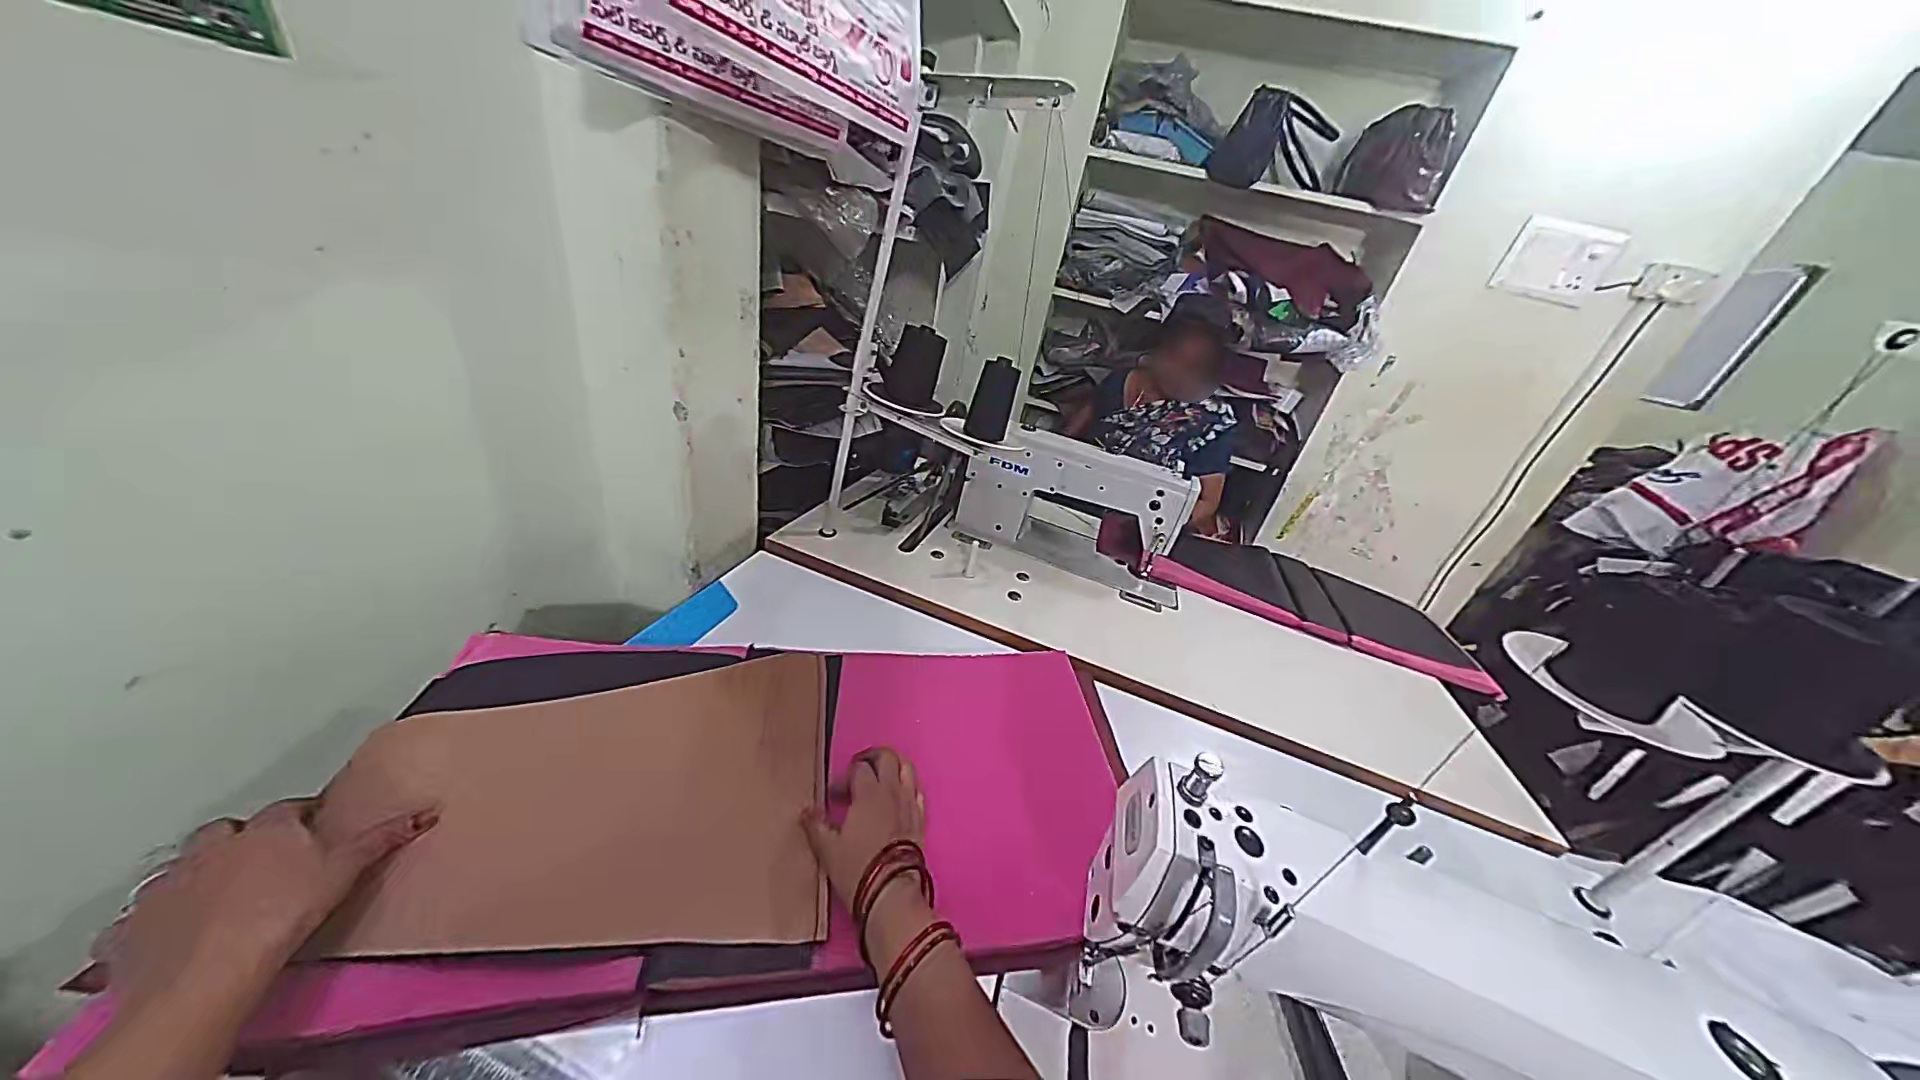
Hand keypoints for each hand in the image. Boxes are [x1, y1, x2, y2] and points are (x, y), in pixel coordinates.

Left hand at [101, 798, 436, 1006]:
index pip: (288, 808)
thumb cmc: (281, 915)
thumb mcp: (347, 870)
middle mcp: (213, 848)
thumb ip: (385, 837)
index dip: (302, 816)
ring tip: (216, 894)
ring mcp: (167, 885)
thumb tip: (427, 812)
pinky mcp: (132, 927)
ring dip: (195, 874)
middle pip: (225, 831)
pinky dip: (153, 918)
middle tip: (262, 858)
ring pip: (180, 868)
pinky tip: (169, 930)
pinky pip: (138, 916)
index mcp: (267, 829)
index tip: (314, 828)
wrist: (208, 973)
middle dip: (240, 839)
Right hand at [799, 747, 925, 912]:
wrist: (892, 892)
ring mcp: (909, 803)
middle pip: (887, 757)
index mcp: (869, 793)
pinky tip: (897, 796)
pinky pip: (917, 790)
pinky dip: (907, 785)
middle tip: (858, 769)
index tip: (834, 795)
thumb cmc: (857, 869)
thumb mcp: (827, 849)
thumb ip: (816, 825)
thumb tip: (807, 811)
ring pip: (907, 767)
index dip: (844, 777)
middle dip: (871, 757)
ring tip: (880, 776)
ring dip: (893, 765)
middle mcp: (892, 791)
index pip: (859, 767)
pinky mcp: (921, 818)